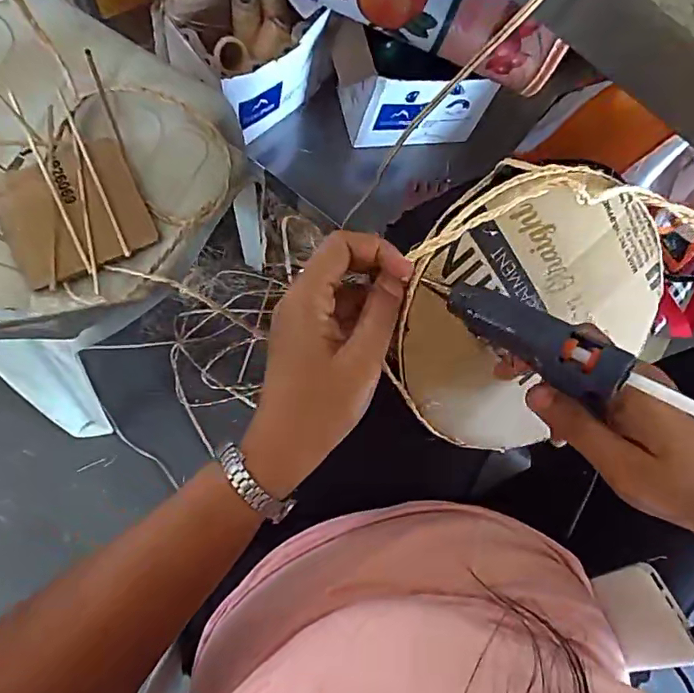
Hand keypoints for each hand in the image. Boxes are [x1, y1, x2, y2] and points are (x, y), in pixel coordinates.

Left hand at [239, 231, 412, 498]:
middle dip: (377, 269)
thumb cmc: (323, 407)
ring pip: (338, 287)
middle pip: (338, 261)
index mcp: (305, 297)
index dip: (378, 249)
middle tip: (409, 293)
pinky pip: (332, 309)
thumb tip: (398, 276)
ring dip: (370, 293)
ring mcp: (297, 318)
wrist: (283, 448)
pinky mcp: (302, 336)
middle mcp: (296, 299)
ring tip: (400, 317)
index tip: (408, 275)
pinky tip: (379, 335)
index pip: (340, 244)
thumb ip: (382, 311)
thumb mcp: (363, 359)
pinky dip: (358, 313)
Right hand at [524, 366, 693, 536]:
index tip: (511, 366)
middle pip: (583, 356)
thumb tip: (536, 393)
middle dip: (548, 373)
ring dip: (565, 394)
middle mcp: (641, 376)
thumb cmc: (676, 487)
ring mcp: (647, 387)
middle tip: (527, 401)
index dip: (540, 350)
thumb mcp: (616, 463)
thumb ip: (575, 424)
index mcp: (633, 384)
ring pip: (592, 375)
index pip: (579, 345)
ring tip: (556, 433)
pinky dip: (584, 404)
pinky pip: (606, 390)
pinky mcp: (648, 401)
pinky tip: (578, 433)